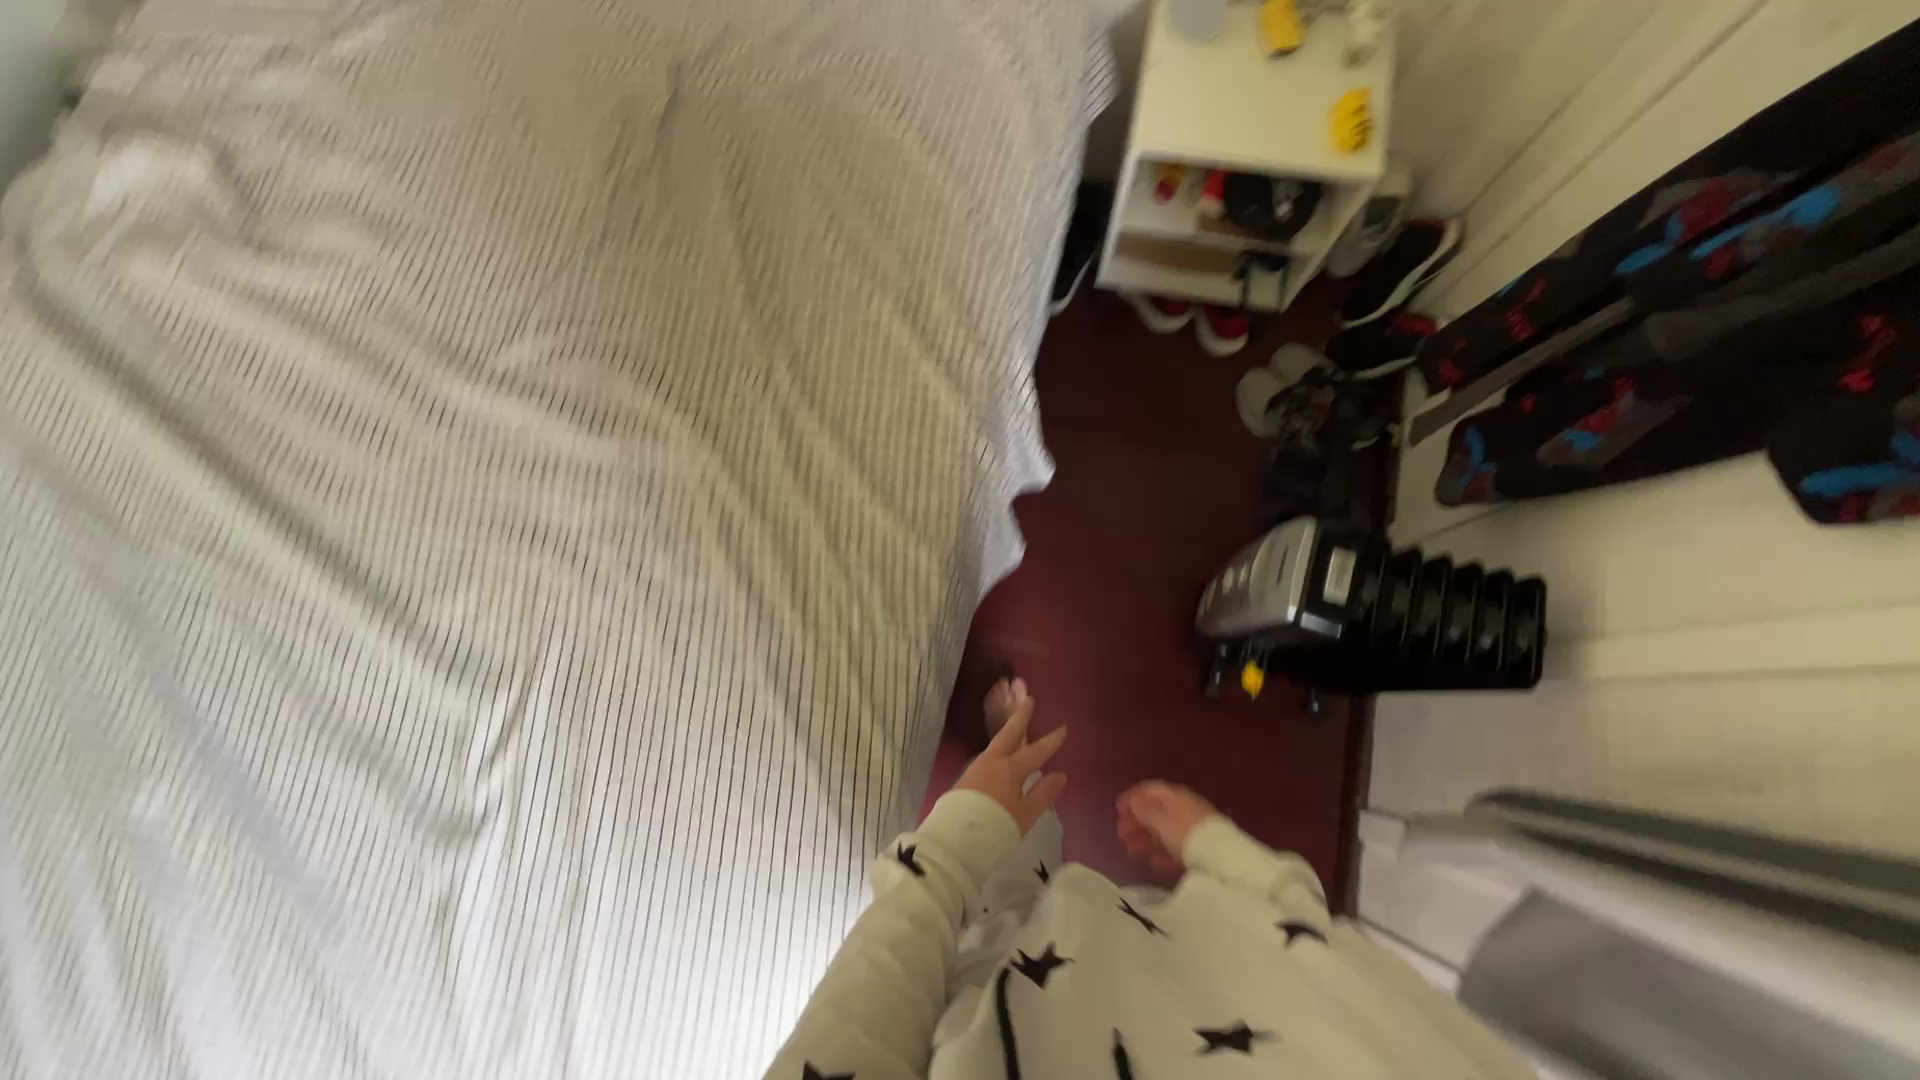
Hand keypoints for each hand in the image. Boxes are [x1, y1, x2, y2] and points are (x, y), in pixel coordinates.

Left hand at [954, 696, 1066, 833]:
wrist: (956, 838)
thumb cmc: (996, 826)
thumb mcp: (1025, 814)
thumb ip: (1043, 793)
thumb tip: (1060, 775)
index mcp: (1010, 769)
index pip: (1035, 752)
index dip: (1050, 741)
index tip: (1062, 728)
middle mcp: (992, 762)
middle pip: (1009, 735)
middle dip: (1021, 718)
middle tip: (1028, 700)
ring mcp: (977, 768)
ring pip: (997, 744)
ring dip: (1009, 733)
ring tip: (1017, 727)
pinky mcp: (966, 778)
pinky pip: (989, 755)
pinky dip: (1000, 748)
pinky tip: (1002, 754)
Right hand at [1116, 781, 1217, 873]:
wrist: (1221, 858)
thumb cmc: (1185, 833)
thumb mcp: (1161, 820)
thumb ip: (1145, 812)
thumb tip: (1134, 803)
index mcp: (1175, 796)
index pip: (1150, 790)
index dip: (1132, 797)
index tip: (1117, 810)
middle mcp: (1184, 808)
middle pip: (1156, 811)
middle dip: (1136, 822)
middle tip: (1121, 834)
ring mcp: (1193, 828)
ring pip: (1164, 831)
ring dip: (1146, 839)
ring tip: (1131, 851)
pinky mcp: (1200, 848)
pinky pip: (1176, 847)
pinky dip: (1162, 853)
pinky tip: (1154, 863)